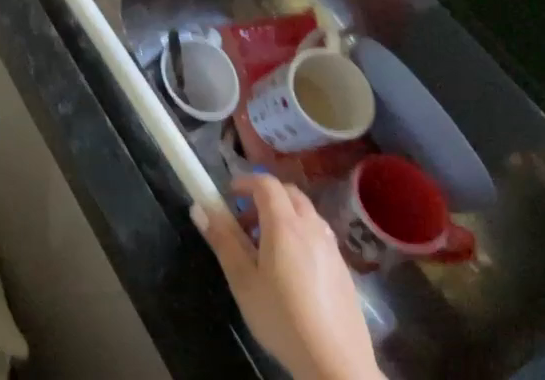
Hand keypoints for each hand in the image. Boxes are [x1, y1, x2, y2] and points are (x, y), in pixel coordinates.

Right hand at [191, 175, 382, 379]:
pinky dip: (300, 234)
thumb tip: (200, 208)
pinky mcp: (344, 269)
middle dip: (264, 197)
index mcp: (285, 226)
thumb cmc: (281, 318)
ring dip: (283, 215)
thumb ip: (223, 241)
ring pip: (306, 214)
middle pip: (289, 194)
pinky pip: (319, 235)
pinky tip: (291, 269)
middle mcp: (312, 229)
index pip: (266, 183)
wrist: (335, 362)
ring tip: (265, 247)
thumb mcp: (243, 281)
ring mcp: (332, 249)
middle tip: (244, 222)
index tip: (227, 197)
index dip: (244, 182)